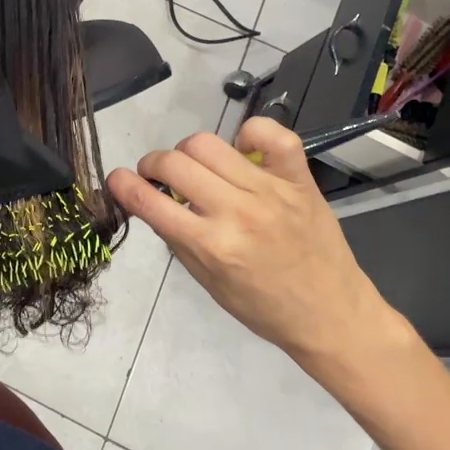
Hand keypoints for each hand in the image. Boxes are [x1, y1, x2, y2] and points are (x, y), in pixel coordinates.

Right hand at [106, 118, 393, 360]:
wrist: (332, 316)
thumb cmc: (262, 307)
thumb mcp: (205, 281)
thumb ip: (175, 237)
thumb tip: (150, 201)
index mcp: (210, 245)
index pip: (148, 200)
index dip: (121, 184)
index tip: (117, 181)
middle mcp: (237, 212)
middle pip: (173, 162)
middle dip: (151, 165)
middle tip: (157, 179)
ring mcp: (271, 192)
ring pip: (208, 143)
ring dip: (187, 152)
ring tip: (194, 167)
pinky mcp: (299, 181)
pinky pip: (273, 136)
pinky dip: (249, 133)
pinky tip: (240, 150)